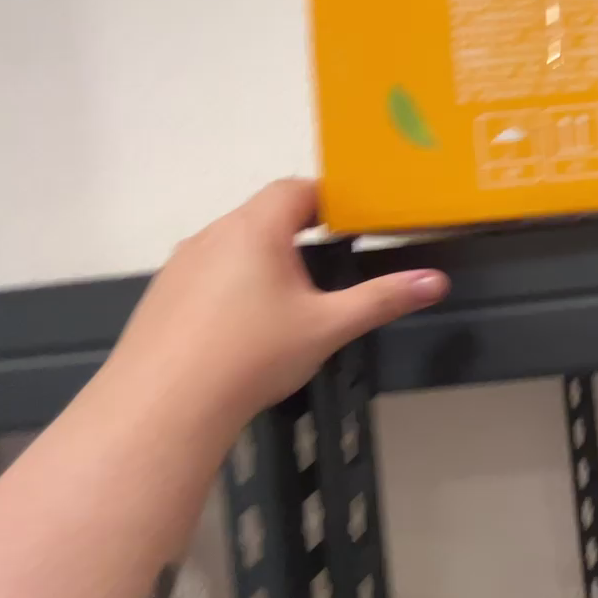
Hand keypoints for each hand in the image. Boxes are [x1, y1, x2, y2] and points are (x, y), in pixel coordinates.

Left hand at [103, 180, 448, 428]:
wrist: (161, 408)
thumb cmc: (252, 354)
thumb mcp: (331, 326)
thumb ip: (384, 299)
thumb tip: (437, 281)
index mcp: (254, 231)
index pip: (295, 189)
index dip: (330, 197)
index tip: (360, 219)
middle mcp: (213, 237)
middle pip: (265, 212)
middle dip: (305, 225)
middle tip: (343, 253)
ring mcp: (182, 266)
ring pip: (237, 241)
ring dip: (272, 252)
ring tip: (303, 290)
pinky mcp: (165, 295)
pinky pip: (213, 268)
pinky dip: (243, 277)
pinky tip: (256, 319)